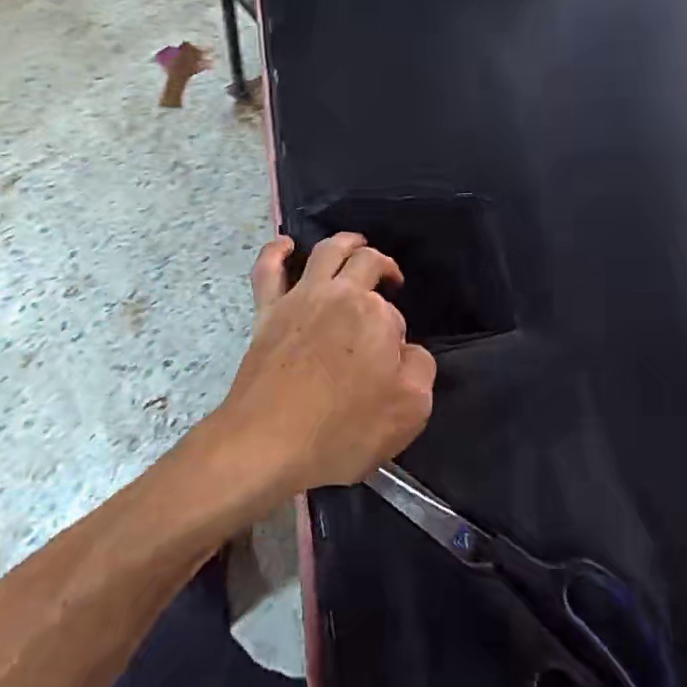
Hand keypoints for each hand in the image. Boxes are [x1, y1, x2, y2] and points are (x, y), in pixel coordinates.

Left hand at [214, 233, 436, 491]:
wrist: (266, 444)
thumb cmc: (343, 430)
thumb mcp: (411, 409)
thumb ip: (421, 369)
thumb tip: (407, 350)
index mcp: (377, 315)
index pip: (396, 314)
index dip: (398, 334)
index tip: (392, 360)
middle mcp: (340, 295)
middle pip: (368, 262)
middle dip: (384, 266)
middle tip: (391, 281)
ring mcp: (300, 299)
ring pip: (326, 251)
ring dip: (346, 242)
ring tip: (356, 244)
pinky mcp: (265, 313)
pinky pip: (268, 270)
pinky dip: (277, 251)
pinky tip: (286, 245)